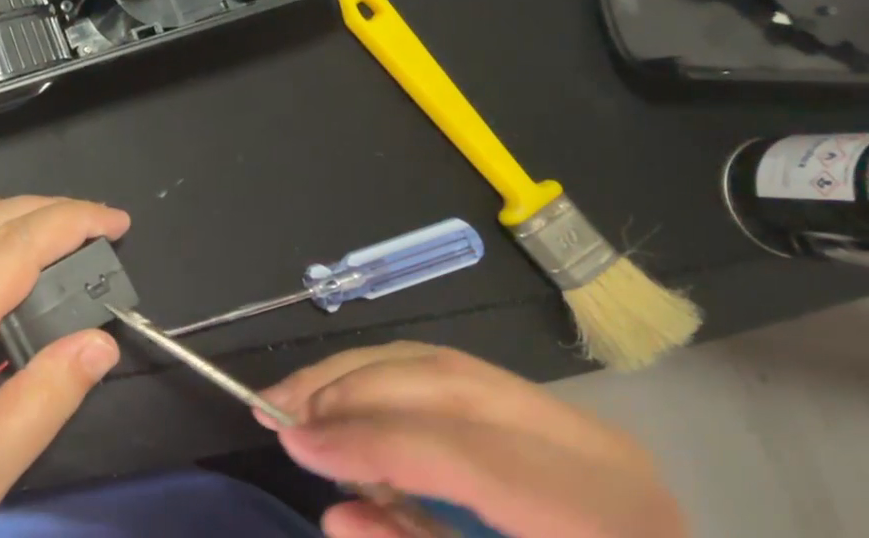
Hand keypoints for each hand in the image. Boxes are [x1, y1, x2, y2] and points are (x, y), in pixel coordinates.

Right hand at [256, 343, 685, 537]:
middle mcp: (596, 453)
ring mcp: (575, 426)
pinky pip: (448, 374)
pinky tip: (338, 396)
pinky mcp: (547, 417)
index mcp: (600, 518)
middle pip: (447, 385)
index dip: (370, 442)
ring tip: (294, 397)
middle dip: (351, 392)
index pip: (465, 453)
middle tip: (282, 413)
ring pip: (441, 364)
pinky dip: (381, 378)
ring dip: (354, 374)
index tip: (292, 442)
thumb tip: (337, 512)